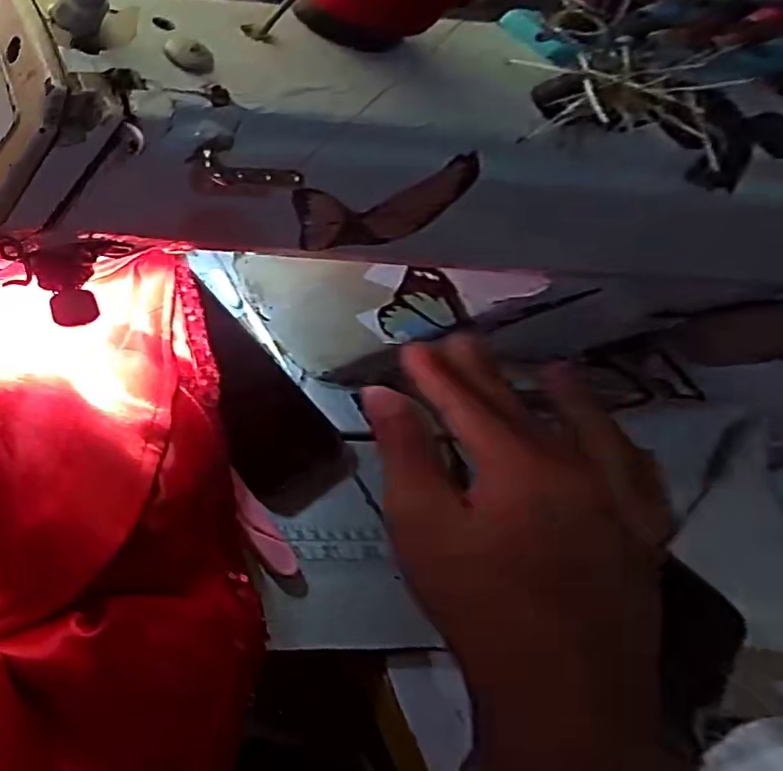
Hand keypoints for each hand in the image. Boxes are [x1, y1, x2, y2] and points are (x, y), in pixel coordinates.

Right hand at [362, 336, 673, 768]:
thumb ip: (404, 450)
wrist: (560, 683)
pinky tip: (614, 441)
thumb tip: (382, 392)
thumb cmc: (471, 594)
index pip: (469, 405)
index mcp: (521, 469)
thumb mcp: (419, 519)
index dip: (436, 374)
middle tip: (463, 339)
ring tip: (551, 369)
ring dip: (568, 399)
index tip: (410, 346)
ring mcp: (621, 510)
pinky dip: (623, 449)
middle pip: (525, 411)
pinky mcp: (641, 541)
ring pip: (596, 437)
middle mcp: (580, 476)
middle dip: (487, 374)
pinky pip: (642, 480)